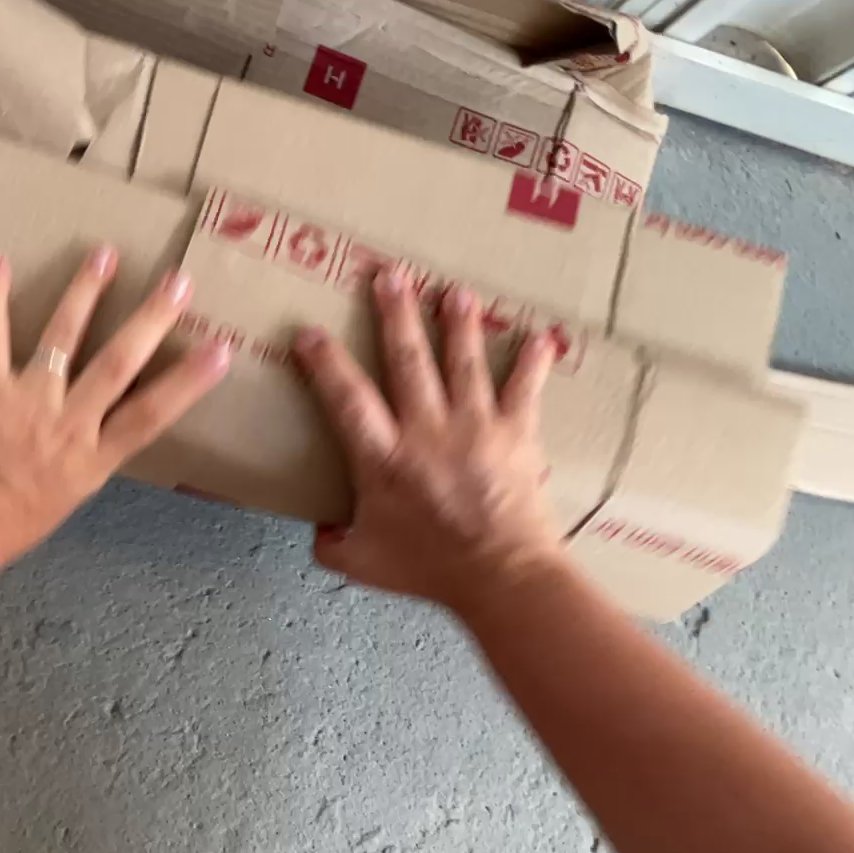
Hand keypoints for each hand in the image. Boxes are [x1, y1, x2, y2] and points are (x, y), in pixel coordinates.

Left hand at [0, 245, 230, 562]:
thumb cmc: (25, 514)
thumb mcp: (81, 489)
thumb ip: (102, 446)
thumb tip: (122, 412)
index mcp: (95, 456)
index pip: (150, 416)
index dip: (187, 382)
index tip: (220, 349)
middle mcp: (67, 424)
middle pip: (116, 366)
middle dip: (149, 321)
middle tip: (178, 282)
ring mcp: (26, 401)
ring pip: (61, 339)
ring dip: (84, 292)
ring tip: (104, 253)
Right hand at [293, 268, 565, 614]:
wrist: (502, 578)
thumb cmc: (428, 569)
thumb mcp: (360, 562)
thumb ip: (329, 543)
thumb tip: (319, 530)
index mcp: (382, 457)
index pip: (346, 398)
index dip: (325, 363)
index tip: (310, 332)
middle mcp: (425, 430)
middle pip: (407, 361)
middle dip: (396, 314)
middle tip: (389, 274)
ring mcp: (474, 427)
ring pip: (462, 362)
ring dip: (457, 323)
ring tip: (452, 290)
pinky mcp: (516, 435)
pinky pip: (525, 390)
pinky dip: (533, 363)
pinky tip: (543, 336)